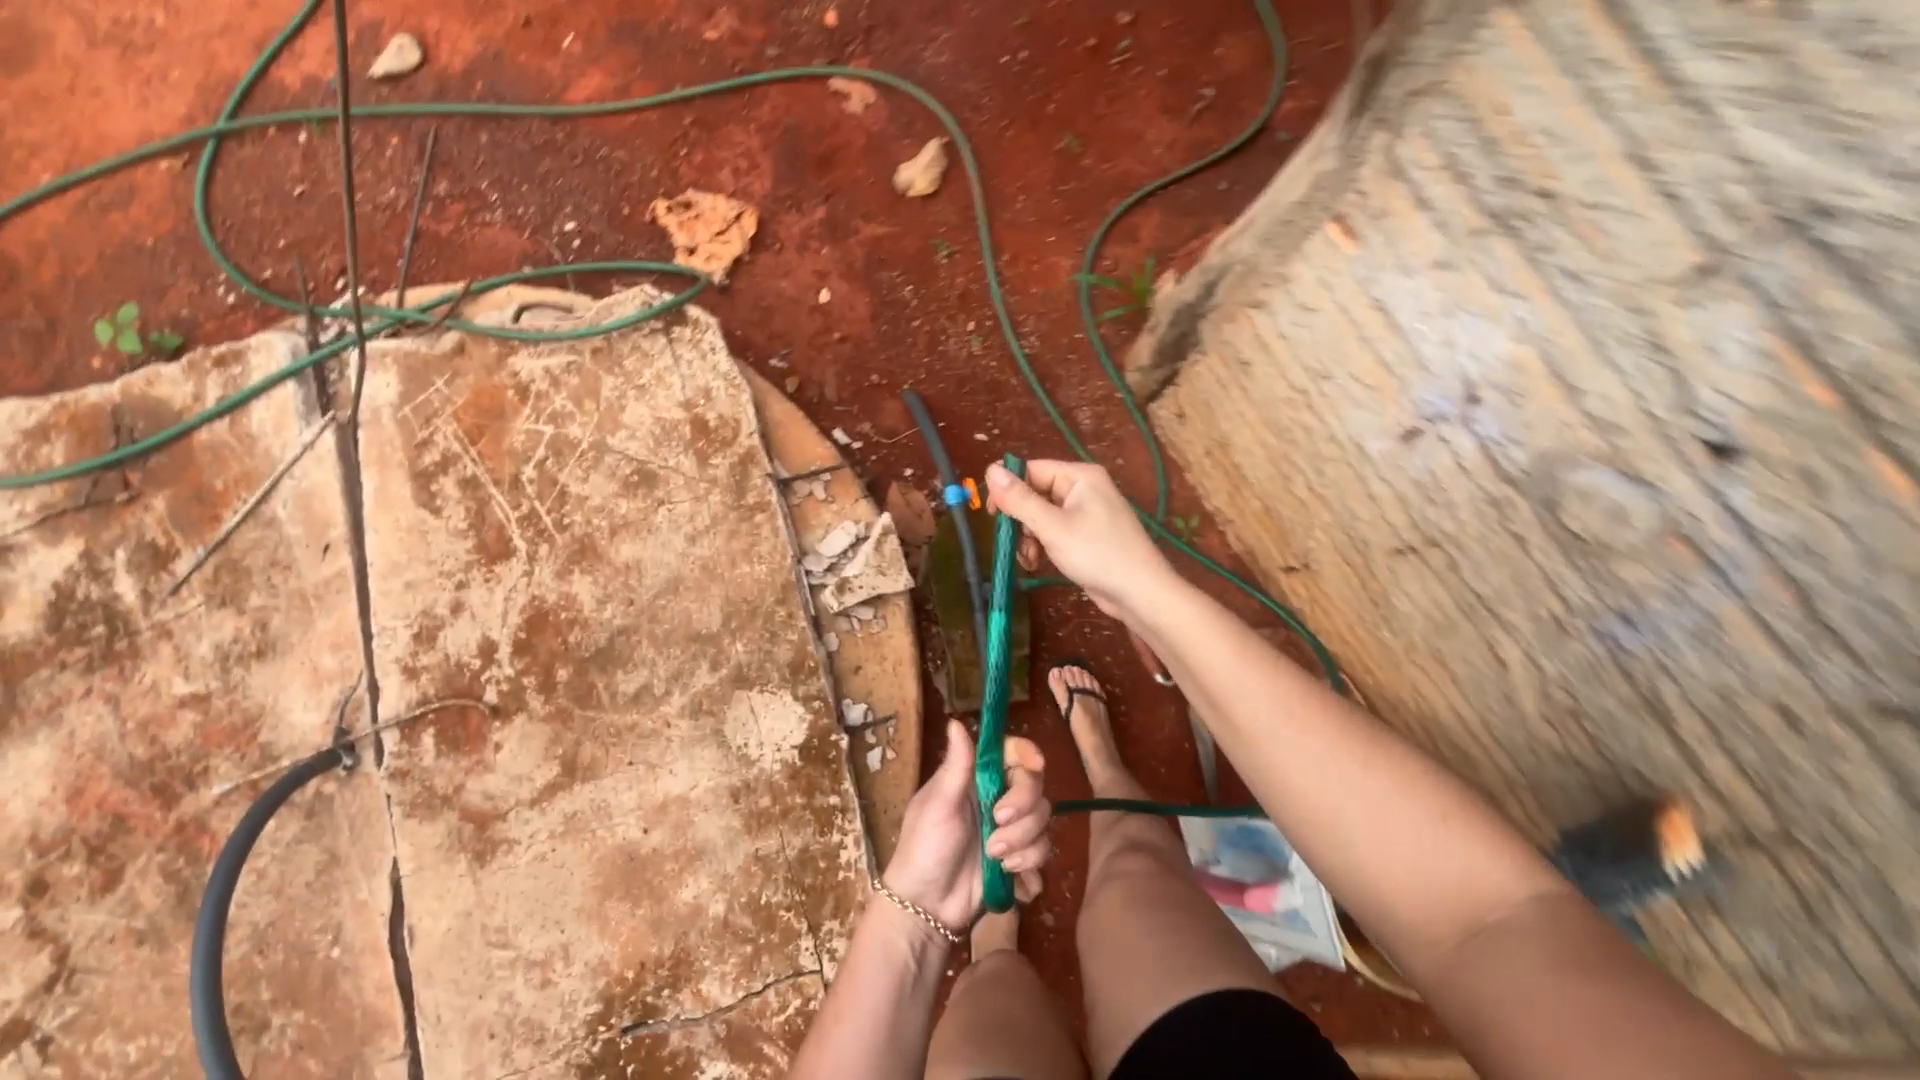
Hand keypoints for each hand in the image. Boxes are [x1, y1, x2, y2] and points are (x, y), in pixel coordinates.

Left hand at [881, 721, 1050, 932]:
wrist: (928, 908)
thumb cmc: (924, 848)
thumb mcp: (938, 805)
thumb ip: (956, 765)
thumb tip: (955, 720)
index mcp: (975, 779)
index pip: (1012, 753)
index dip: (1027, 754)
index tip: (1034, 764)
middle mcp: (996, 799)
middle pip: (1034, 786)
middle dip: (1022, 808)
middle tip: (997, 823)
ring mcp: (1010, 830)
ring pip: (1042, 820)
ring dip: (1023, 841)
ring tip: (995, 858)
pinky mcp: (1018, 859)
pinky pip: (1043, 852)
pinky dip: (1029, 865)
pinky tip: (1009, 876)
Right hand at [985, 459, 1173, 618]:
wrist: (1139, 592)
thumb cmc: (1097, 554)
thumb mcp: (1052, 527)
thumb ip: (1020, 499)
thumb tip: (990, 469)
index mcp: (1080, 476)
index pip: (1032, 470)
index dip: (1009, 490)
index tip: (992, 515)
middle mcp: (1084, 488)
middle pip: (1036, 494)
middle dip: (1021, 520)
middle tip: (1013, 543)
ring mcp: (1087, 513)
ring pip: (1042, 516)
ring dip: (1029, 538)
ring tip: (1029, 559)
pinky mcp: (1087, 535)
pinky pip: (1054, 532)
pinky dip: (1043, 546)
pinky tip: (1037, 564)